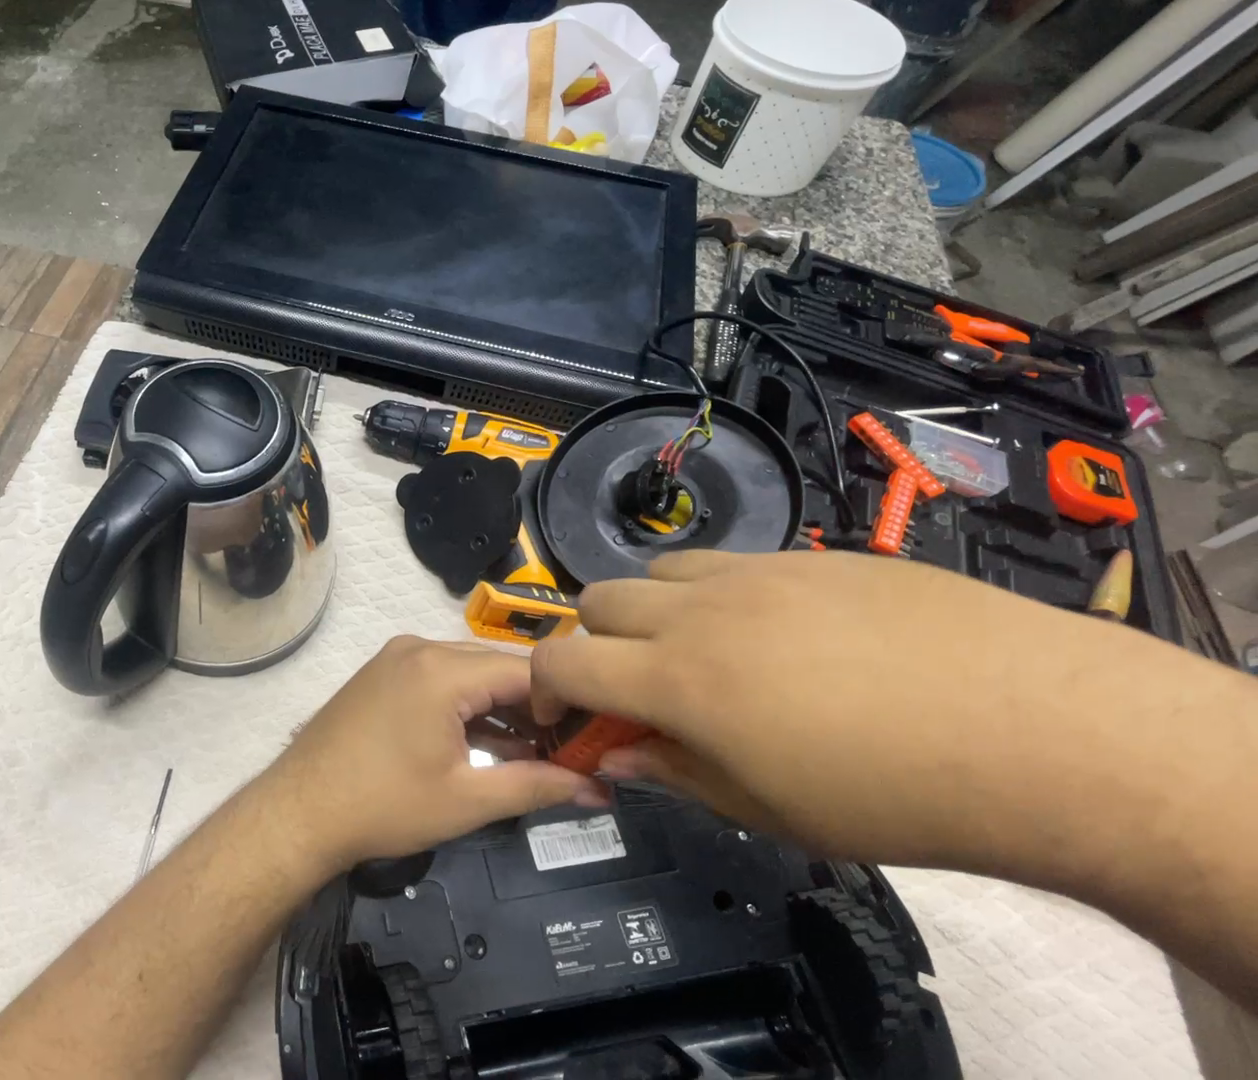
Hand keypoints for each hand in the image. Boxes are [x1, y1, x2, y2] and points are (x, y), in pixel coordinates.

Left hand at [256, 637, 604, 871]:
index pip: (529, 670)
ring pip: (471, 673)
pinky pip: (441, 679)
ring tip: (541, 753)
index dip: (568, 702)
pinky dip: (469, 706)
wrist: (298, 813)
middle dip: (538, 706)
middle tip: (575, 748)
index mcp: (441, 668)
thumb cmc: (383, 806)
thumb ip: (538, 787)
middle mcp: (419, 647)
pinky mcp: (383, 674)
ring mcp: (396, 658)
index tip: (597, 737)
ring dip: (504, 709)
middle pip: (499, 667)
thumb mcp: (467, 800)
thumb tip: (599, 791)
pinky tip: (494, 743)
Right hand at [530, 550, 1223, 876]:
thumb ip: (675, 774)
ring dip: (654, 610)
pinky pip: (732, 562)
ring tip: (705, 652)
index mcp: (678, 681)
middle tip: (637, 687)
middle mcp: (700, 612)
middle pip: (596, 600)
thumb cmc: (894, 795)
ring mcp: (757, 573)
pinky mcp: (812, 556)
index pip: (562, 664)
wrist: (1043, 730)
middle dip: (595, 644)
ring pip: (659, 570)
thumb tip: (617, 758)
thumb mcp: (769, 810)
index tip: (559, 717)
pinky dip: (719, 594)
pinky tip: (781, 633)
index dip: (541, 688)